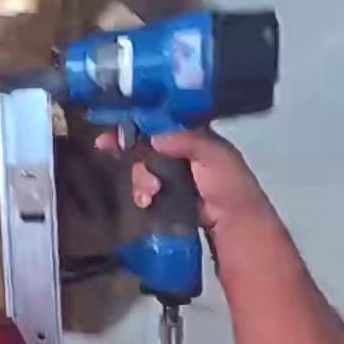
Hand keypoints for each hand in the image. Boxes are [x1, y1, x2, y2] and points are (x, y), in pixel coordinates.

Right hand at [96, 127, 276, 231]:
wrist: (236, 223)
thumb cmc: (229, 184)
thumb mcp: (214, 154)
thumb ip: (187, 141)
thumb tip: (154, 137)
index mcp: (192, 135)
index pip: (160, 121)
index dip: (138, 120)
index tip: (117, 123)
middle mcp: (179, 152)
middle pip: (144, 143)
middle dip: (127, 147)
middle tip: (106, 146)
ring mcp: (171, 176)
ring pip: (142, 168)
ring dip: (140, 178)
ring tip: (150, 192)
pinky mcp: (166, 197)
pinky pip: (145, 189)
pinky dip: (142, 193)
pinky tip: (147, 201)